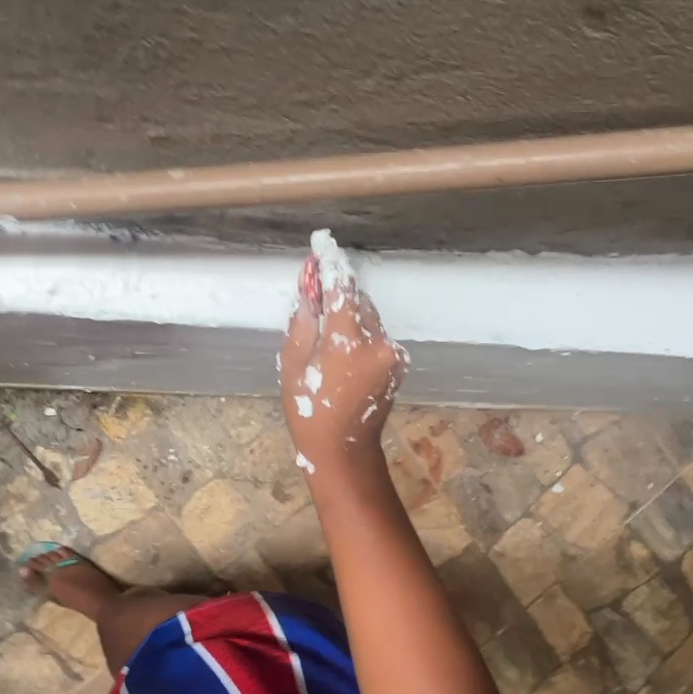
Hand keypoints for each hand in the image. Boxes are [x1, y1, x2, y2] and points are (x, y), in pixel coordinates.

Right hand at [280, 255, 407, 477]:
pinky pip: (376, 336)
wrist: (344, 450)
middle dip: (337, 299)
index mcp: (350, 341)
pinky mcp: (398, 363)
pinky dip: (360, 335)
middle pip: (358, 302)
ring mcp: (393, 354)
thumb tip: (310, 289)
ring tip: (327, 344)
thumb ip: (303, 323)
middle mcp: (379, 342)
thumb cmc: (310, 412)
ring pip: (369, 318)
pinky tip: (342, 357)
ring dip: (349, 319)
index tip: (322, 243)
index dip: (331, 265)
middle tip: (314, 304)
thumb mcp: (294, 366)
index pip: (343, 289)